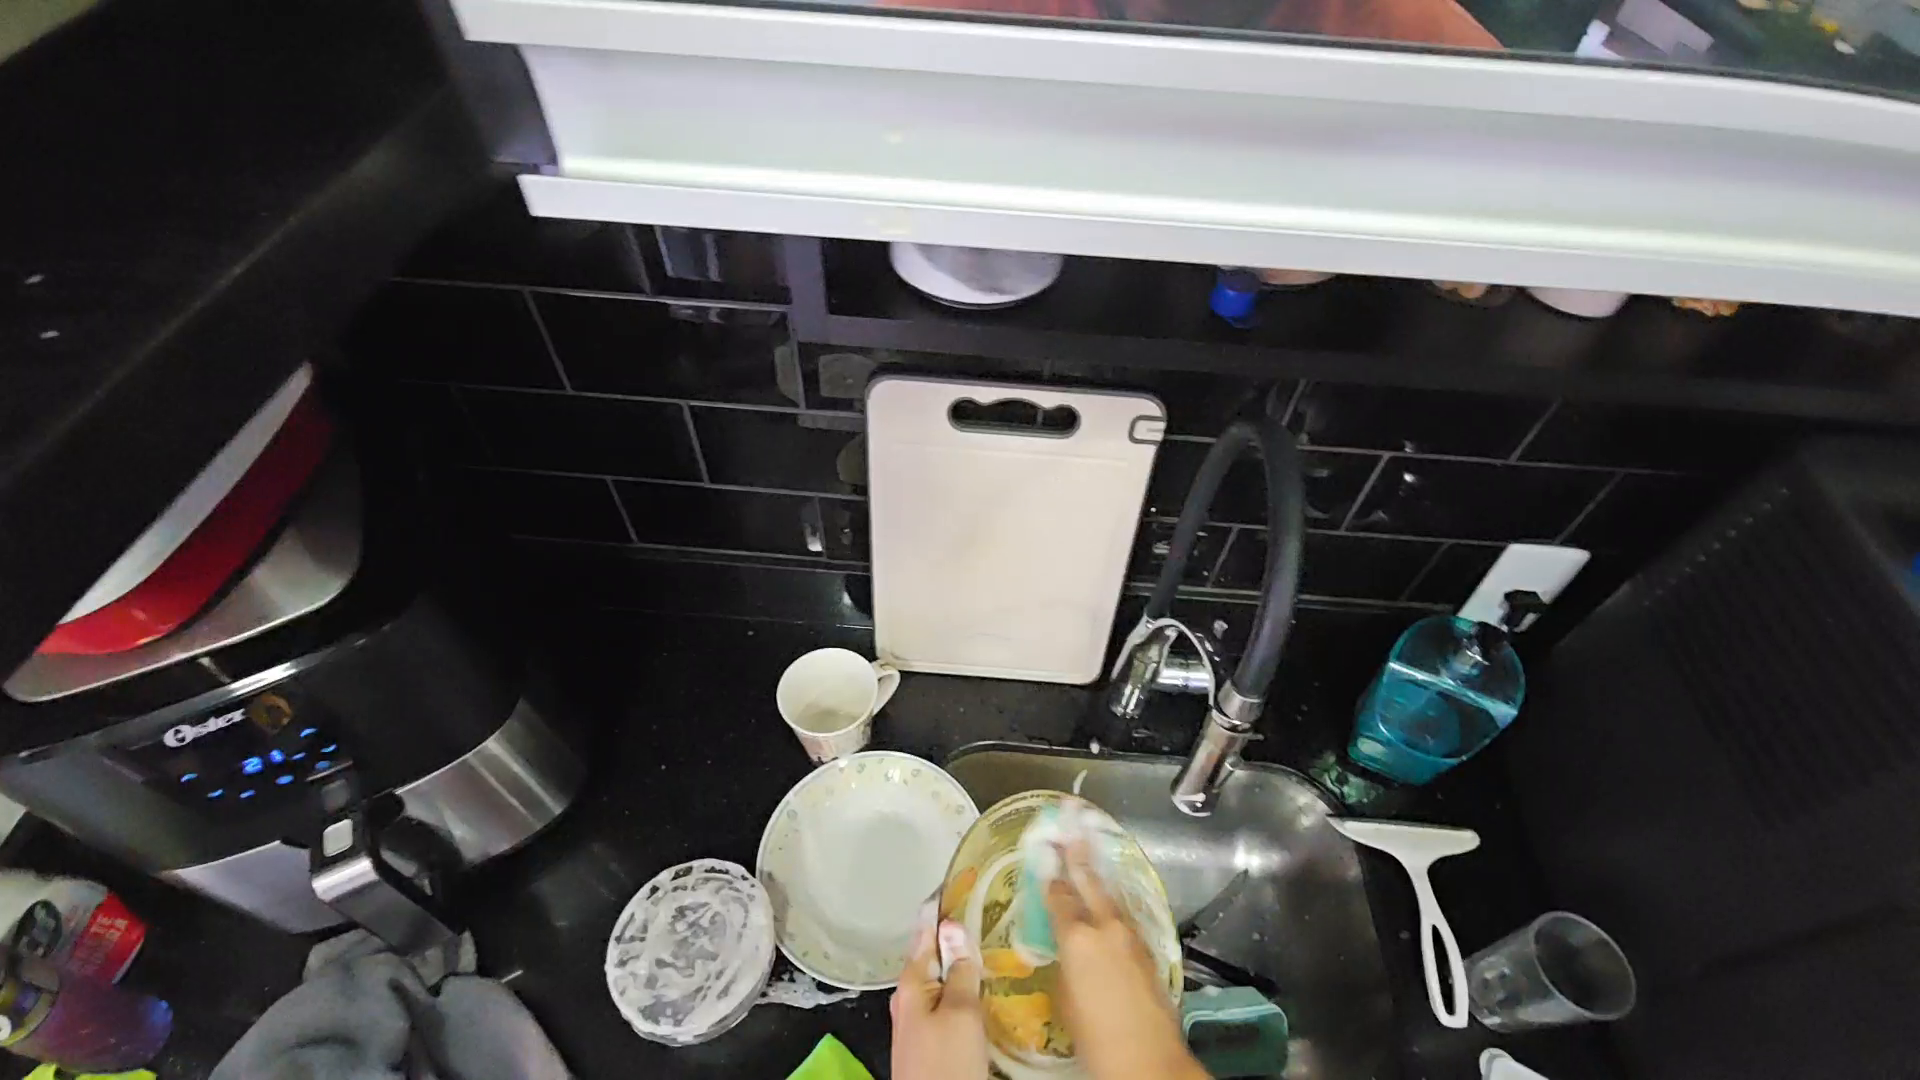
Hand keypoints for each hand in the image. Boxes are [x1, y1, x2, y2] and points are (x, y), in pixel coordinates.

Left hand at [891, 919, 988, 1079]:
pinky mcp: (927, 1042)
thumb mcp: (961, 1012)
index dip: (943, 912)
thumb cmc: (948, 1062)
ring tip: (985, 953)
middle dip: (955, 941)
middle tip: (983, 921)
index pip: (925, 933)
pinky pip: (944, 1005)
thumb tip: (952, 925)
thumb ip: (960, 970)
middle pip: (933, 957)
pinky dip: (959, 993)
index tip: (963, 893)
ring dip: (959, 969)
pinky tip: (976, 993)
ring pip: (940, 982)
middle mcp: (907, 999)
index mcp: (910, 984)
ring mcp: (915, 1023)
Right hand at [1044, 842, 1206, 1079]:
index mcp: (1078, 938)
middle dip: (1079, 850)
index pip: (1059, 895)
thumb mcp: (1064, 1000)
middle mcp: (1106, 928)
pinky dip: (1112, 901)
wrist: (1151, 1064)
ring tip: (1089, 850)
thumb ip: (1062, 964)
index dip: (1050, 872)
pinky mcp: (1148, 952)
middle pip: (1090, 880)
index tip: (1044, 848)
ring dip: (1098, 873)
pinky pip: (1124, 915)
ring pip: (1111, 895)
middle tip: (1072, 819)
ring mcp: (1132, 937)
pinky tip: (1108, 900)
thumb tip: (1063, 950)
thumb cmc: (1095, 1039)